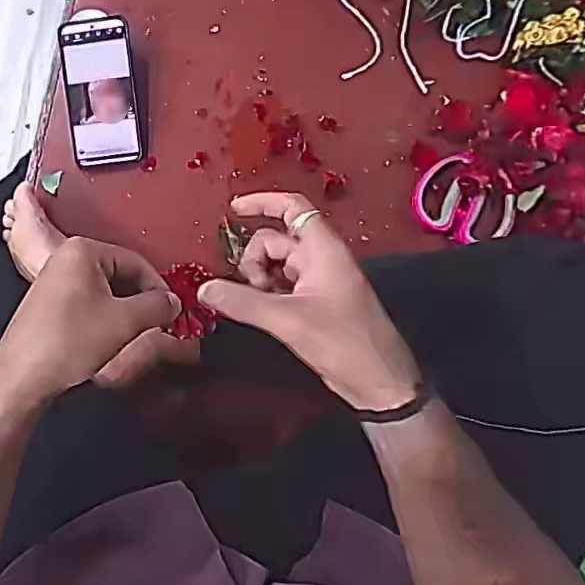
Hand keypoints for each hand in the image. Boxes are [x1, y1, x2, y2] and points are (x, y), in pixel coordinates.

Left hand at [0, 237, 183, 409]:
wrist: (22, 377)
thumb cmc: (69, 342)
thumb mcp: (125, 322)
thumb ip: (157, 306)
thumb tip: (172, 302)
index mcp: (82, 251)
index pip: (136, 262)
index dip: (159, 287)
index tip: (172, 309)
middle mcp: (65, 258)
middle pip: (120, 275)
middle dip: (141, 300)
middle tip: (158, 323)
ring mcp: (54, 280)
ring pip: (105, 290)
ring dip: (125, 310)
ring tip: (136, 333)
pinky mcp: (48, 302)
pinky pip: (88, 301)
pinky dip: (105, 316)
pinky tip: (111, 338)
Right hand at [198, 192, 423, 411]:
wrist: (379, 382)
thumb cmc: (345, 343)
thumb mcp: (288, 320)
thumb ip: (243, 302)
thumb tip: (206, 289)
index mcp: (323, 249)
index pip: (292, 207)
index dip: (262, 202)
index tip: (233, 209)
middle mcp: (321, 258)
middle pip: (275, 240)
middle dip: (254, 259)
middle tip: (252, 290)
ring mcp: (318, 280)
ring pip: (276, 264)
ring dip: (260, 279)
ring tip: (259, 306)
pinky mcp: (315, 302)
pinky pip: (282, 285)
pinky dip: (268, 293)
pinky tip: (264, 313)